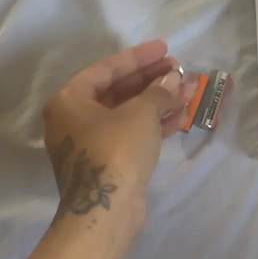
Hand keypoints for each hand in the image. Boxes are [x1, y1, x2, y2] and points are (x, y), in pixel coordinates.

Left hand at [40, 40, 189, 229]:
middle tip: (179, 70)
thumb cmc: (116, 150)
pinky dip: (154, 123)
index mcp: (69, 101)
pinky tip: (180, 116)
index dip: (138, 57)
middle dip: (151, 80)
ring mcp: (90, 142)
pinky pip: (131, 132)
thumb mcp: (140, 114)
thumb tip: (173, 79)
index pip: (106, 69)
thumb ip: (158, 91)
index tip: (164, 49)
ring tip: (188, 91)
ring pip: (128, 112)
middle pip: (117, 90)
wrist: (105, 210)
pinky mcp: (107, 161)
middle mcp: (74, 119)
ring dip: (158, 101)